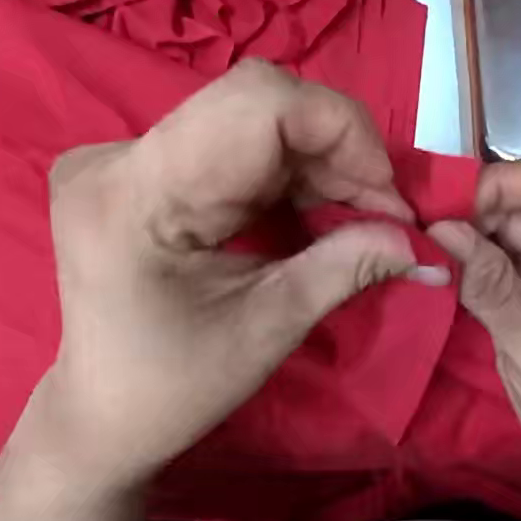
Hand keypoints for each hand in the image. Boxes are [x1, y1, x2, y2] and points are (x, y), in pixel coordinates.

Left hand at [15, 60, 446, 488]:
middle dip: (336, 150)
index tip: (389, 197)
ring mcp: (121, 159)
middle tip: (380, 213)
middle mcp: (118, 158)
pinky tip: (311, 215)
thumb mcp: (266, 330)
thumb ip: (345, 268)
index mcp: (135, 194)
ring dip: (316, 164)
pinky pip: (231, 146)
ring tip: (354, 219)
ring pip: (248, 120)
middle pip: (254, 104)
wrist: (100, 416)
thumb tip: (420, 243)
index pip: (257, 104)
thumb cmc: (171, 390)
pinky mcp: (137, 170)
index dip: (342, 131)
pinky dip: (285, 177)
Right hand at [429, 152, 520, 482]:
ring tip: (417, 238)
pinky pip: (494, 250)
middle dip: (472, 206)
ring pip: (503, 220)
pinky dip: (465, 253)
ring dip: (462, 228)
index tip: (445, 206)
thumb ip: (491, 287)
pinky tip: (435, 257)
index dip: (503, 184)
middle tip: (417, 222)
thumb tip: (437, 229)